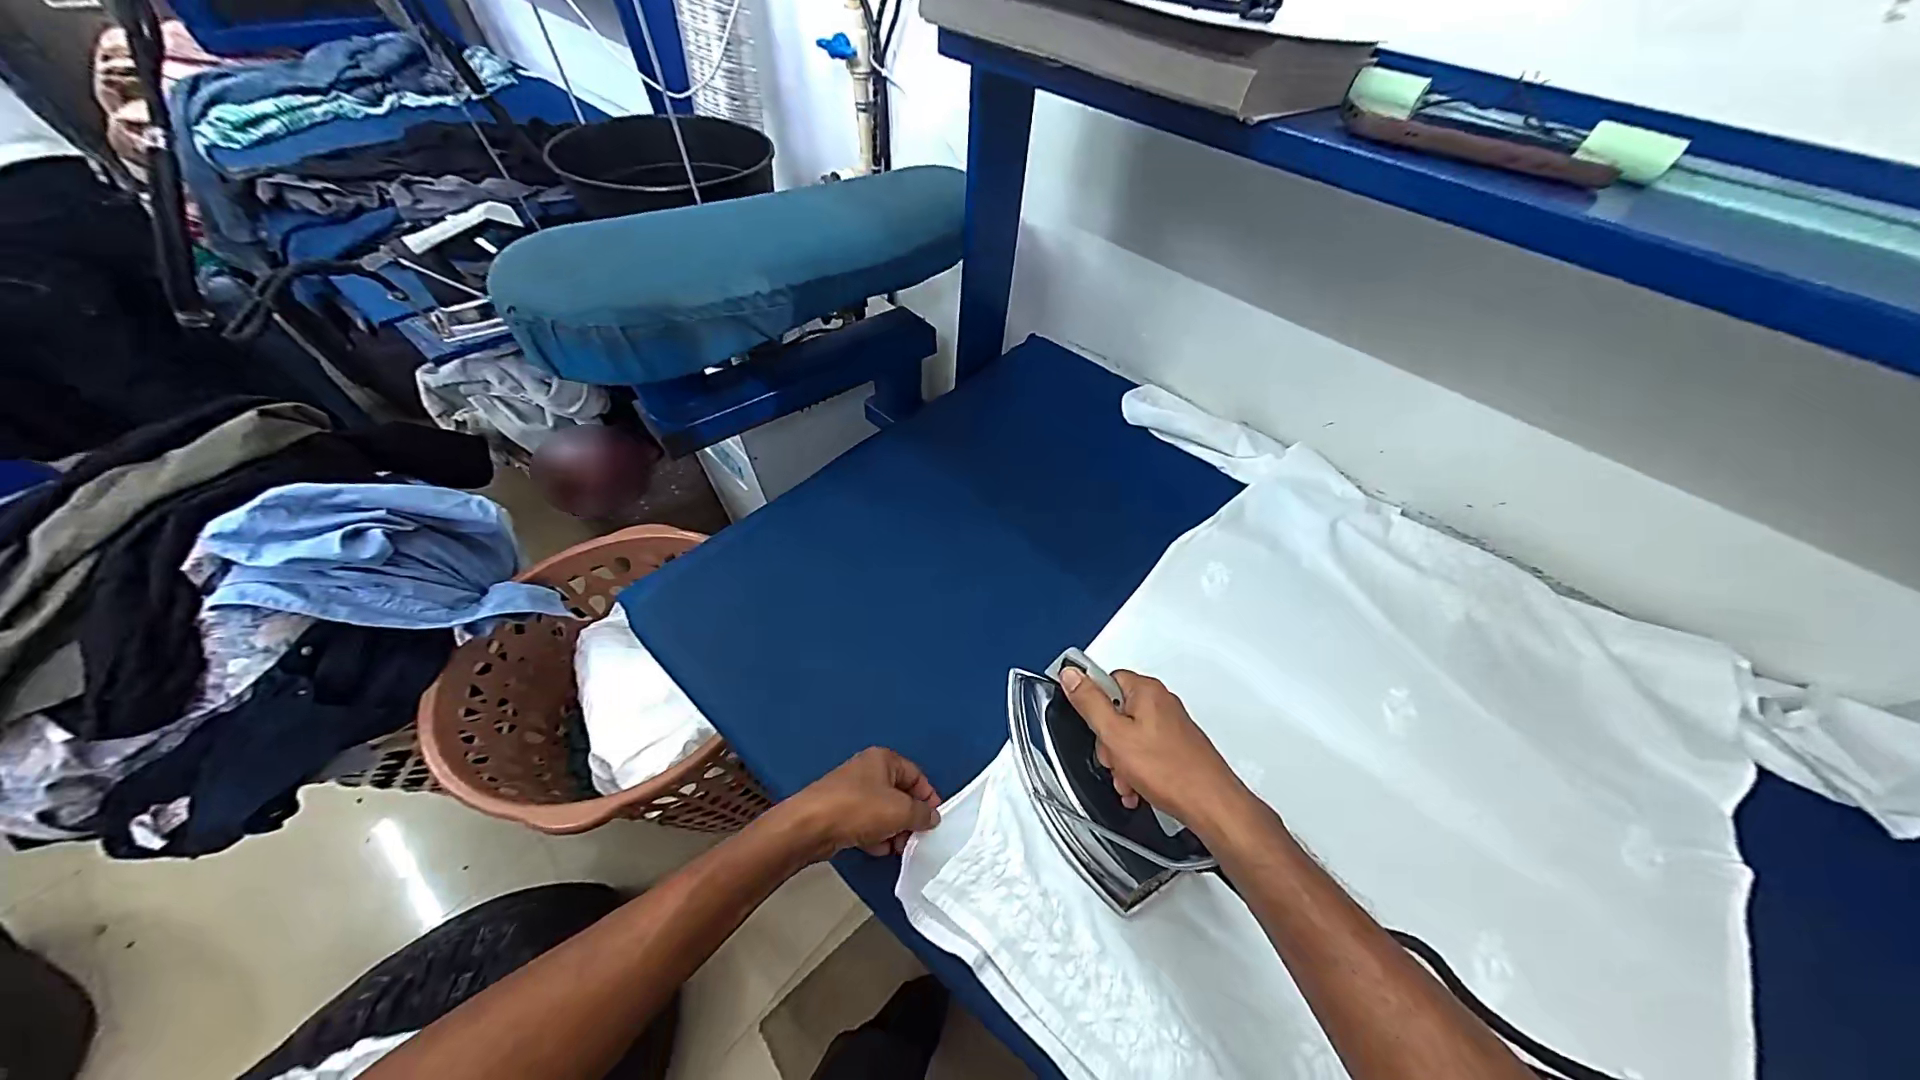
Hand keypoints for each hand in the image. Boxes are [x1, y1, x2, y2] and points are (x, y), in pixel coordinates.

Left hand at [773, 747, 942, 861]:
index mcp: (884, 759)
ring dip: (893, 830)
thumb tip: (931, 817)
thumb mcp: (901, 810)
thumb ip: (922, 813)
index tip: (934, 819)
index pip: (916, 775)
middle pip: (899, 794)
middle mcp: (868, 771)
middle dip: (910, 818)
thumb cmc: (858, 808)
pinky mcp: (840, 812)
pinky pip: (866, 823)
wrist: (810, 826)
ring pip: (883, 811)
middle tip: (916, 837)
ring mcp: (852, 792)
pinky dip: (875, 836)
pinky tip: (878, 850)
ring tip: (897, 847)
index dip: (928, 797)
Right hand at [1057, 668, 1254, 836]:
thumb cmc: (1172, 771)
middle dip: (1109, 741)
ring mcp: (1170, 725)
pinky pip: (1145, 750)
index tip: (1091, 723)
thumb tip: (1071, 675)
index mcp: (1146, 691)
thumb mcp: (1114, 735)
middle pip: (1116, 711)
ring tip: (1128, 779)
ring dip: (1122, 760)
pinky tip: (1139, 787)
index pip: (1105, 680)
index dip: (1093, 705)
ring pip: (1129, 735)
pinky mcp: (1175, 745)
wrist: (1211, 805)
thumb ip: (1089, 702)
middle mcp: (1161, 702)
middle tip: (1114, 757)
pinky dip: (1137, 768)